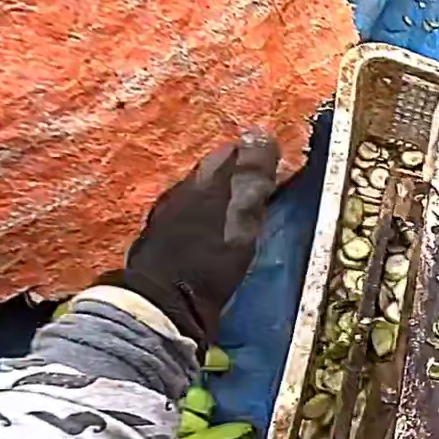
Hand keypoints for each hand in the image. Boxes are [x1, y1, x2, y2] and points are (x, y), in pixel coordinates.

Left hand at [120, 136, 279, 347]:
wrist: (164, 305)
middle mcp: (178, 196)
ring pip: (199, 196)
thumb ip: (251, 178)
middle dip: (236, 174)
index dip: (252, 155)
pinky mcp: (164, 246)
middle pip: (210, 175)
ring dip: (221, 196)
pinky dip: (210, 217)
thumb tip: (260, 133)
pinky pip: (192, 218)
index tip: (274, 159)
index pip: (227, 155)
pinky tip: (217, 230)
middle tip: (263, 181)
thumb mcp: (240, 218)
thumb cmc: (208, 260)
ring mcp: (167, 221)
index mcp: (200, 185)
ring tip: (242, 205)